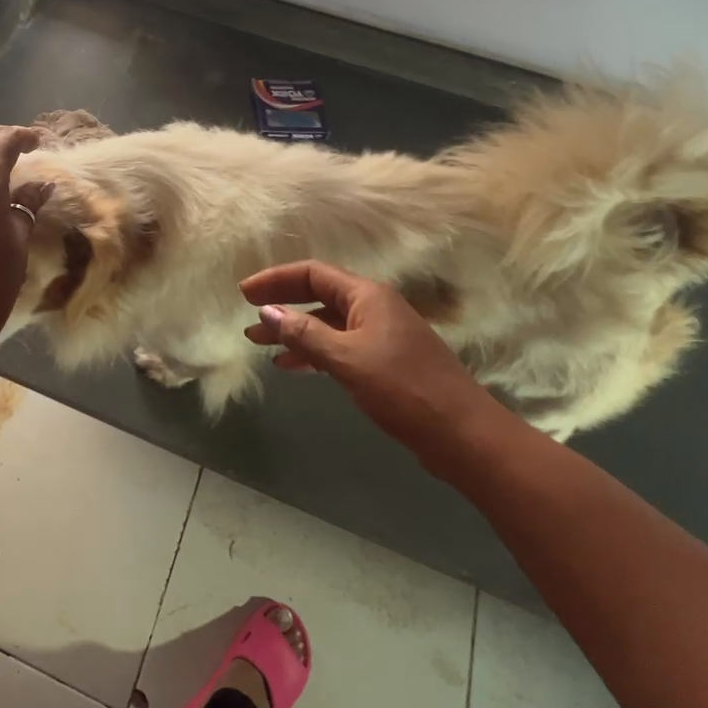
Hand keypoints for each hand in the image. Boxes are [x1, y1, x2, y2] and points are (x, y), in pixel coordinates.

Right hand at [240, 261, 502, 452]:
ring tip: (260, 343)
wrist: (462, 434)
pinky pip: (339, 347)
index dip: (276, 280)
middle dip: (282, 304)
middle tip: (248, 316)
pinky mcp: (386, 363)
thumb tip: (267, 311)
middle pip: (319, 295)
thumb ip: (304, 334)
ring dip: (294, 331)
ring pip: (327, 324)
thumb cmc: (403, 389)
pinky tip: (292, 366)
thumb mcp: (346, 359)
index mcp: (368, 296)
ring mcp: (382, 336)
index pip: (312, 274)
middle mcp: (375, 308)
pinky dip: (313, 352)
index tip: (244, 294)